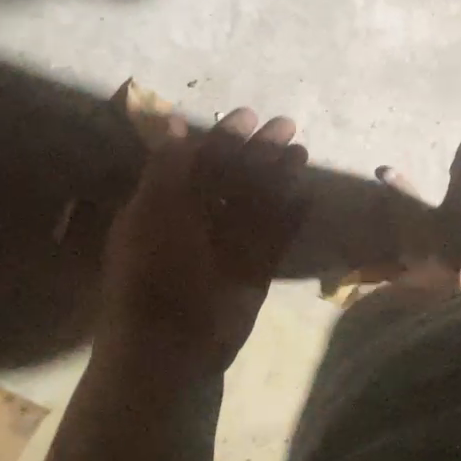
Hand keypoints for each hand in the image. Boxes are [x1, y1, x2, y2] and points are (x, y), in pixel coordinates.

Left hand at [99, 107, 307, 374]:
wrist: (172, 345)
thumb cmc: (154, 273)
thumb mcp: (153, 212)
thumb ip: (167, 168)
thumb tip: (173, 122)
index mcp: (166, 205)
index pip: (198, 162)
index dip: (222, 138)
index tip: (251, 115)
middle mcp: (197, 221)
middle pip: (232, 177)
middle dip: (259, 151)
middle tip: (289, 126)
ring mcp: (228, 246)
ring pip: (258, 202)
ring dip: (279, 177)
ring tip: (303, 153)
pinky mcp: (255, 269)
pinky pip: (276, 236)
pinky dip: (291, 215)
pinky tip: (308, 193)